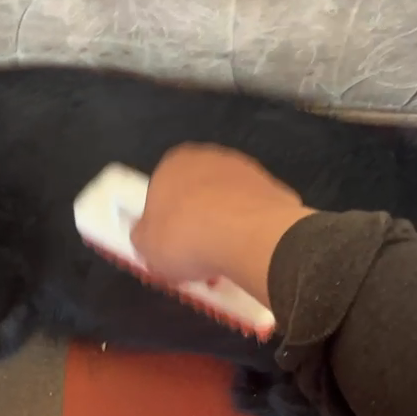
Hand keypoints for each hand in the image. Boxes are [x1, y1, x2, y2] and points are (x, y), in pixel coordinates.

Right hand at [129, 143, 313, 305]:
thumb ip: (142, 236)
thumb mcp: (146, 247)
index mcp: (172, 163)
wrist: (247, 236)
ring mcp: (245, 169)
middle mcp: (209, 157)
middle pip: (197, 192)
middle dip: (197, 219)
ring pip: (228, 201)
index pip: (162, 189)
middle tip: (197, 253)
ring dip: (226, 223)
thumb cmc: (185, 238)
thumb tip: (145, 233)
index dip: (164, 220)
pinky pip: (255, 212)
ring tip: (225, 258)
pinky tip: (248, 251)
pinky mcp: (273, 186)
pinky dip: (251, 229)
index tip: (170, 245)